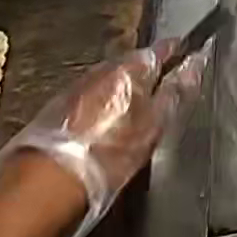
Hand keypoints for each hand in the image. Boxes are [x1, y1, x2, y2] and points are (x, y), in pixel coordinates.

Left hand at [0, 40, 205, 226]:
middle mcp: (104, 67)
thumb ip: (176, 92)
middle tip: (166, 98)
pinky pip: (92, 99)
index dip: (181, 51)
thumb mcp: (153, 128)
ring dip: (126, 94)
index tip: (193, 55)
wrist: (39, 188)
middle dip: (151, 76)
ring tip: (136, 120)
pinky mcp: (57, 108)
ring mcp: (78, 86)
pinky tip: (105, 133)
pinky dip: (103, 110)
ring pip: (113, 82)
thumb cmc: (107, 157)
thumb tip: (196, 61)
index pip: (164, 48)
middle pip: (136, 65)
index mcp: (132, 67)